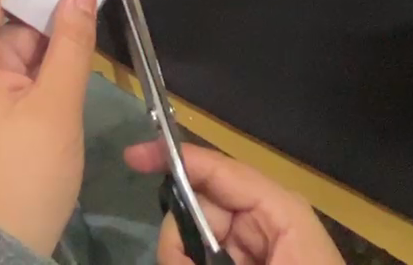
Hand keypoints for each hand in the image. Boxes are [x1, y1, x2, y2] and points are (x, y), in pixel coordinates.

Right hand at [125, 142, 346, 264]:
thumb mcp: (280, 260)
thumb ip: (208, 253)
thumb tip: (173, 249)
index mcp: (278, 211)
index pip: (218, 170)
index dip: (174, 158)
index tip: (132, 158)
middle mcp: (263, 224)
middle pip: (198, 209)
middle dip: (180, 242)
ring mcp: (252, 253)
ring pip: (194, 244)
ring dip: (185, 260)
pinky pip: (203, 260)